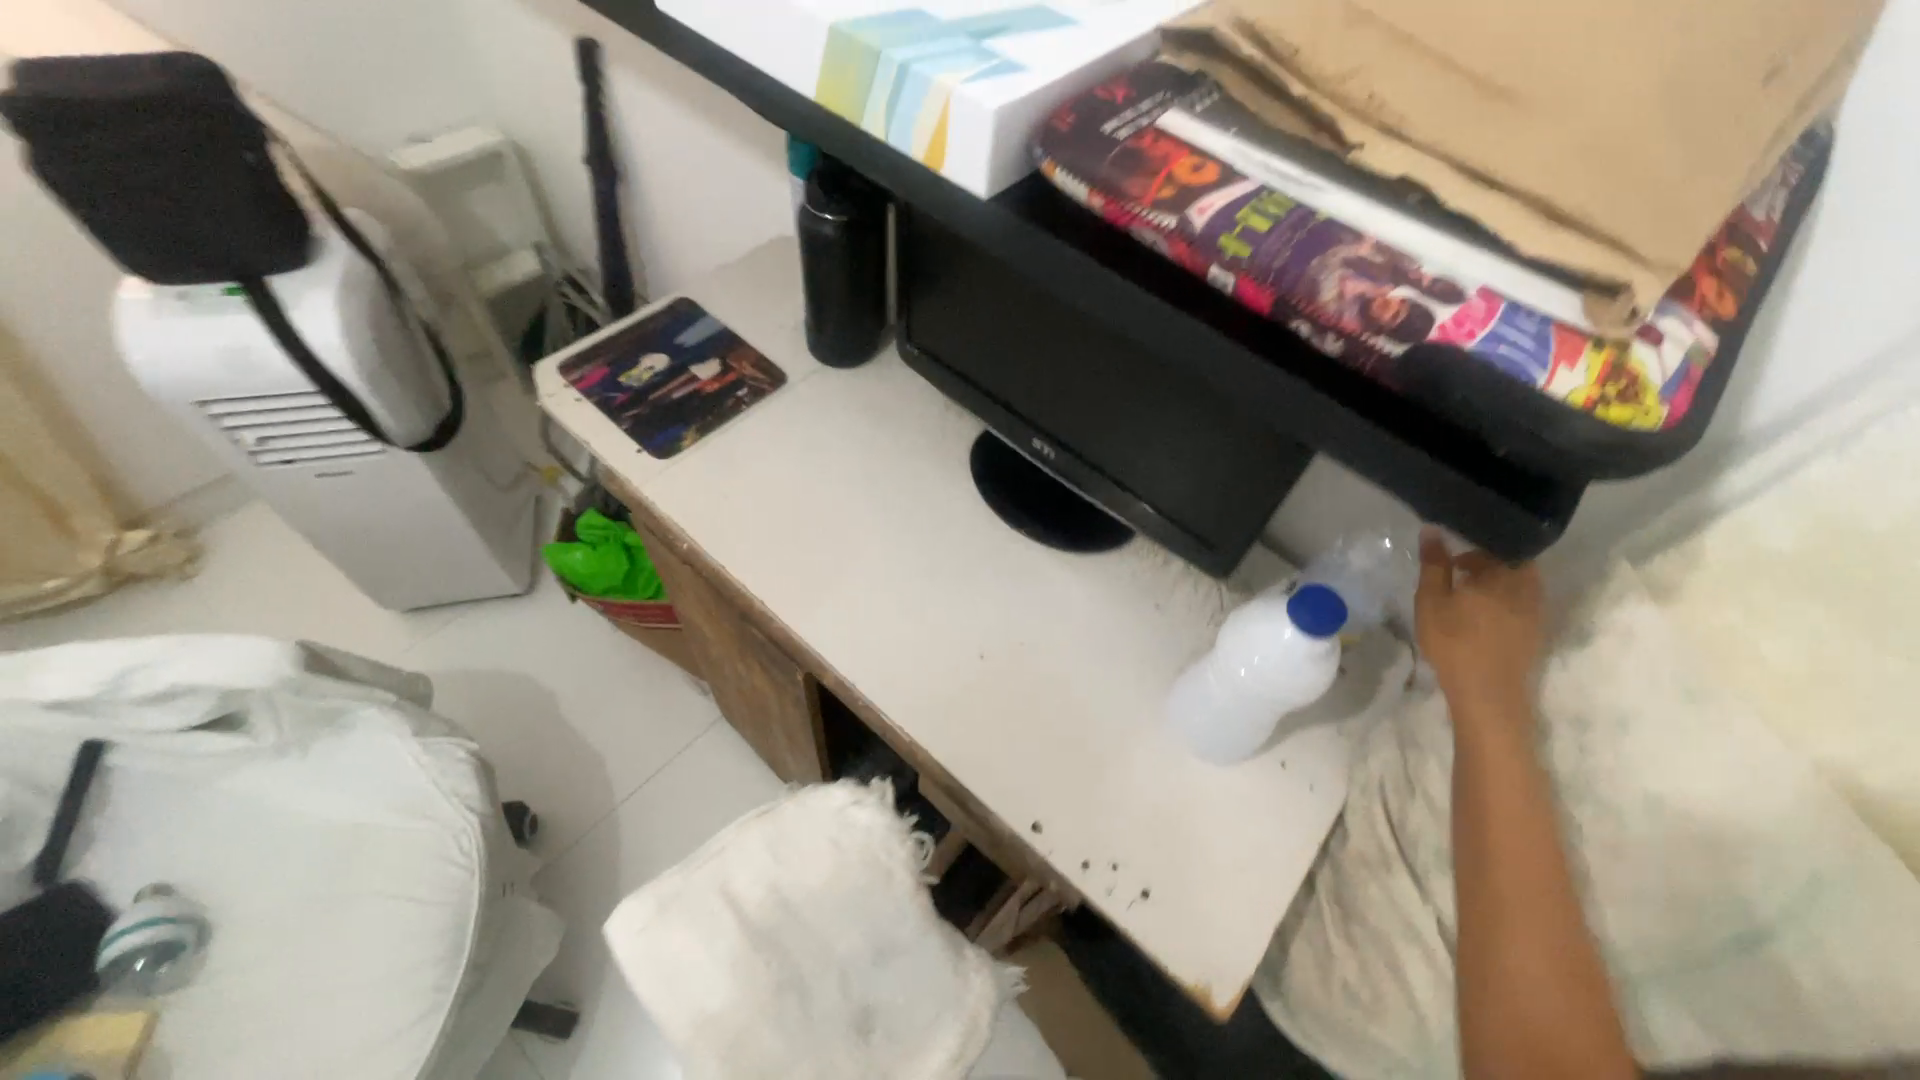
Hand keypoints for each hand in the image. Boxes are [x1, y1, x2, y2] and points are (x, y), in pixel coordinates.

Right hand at [1415, 530, 1545, 719]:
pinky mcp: (1536, 628)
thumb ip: (1433, 564)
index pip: (1493, 542)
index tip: (1448, 558)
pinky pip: (1521, 601)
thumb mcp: (1431, 600)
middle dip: (1483, 563)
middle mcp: (1528, 584)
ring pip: (1516, 581)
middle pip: (1508, 560)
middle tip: (1454, 575)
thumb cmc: (1454, 642)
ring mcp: (1537, 608)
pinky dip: (1502, 600)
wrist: (1488, 693)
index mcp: (1504, 571)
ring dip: (1493, 582)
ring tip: (1465, 596)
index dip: (1469, 545)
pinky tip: (1480, 615)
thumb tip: (1432, 530)